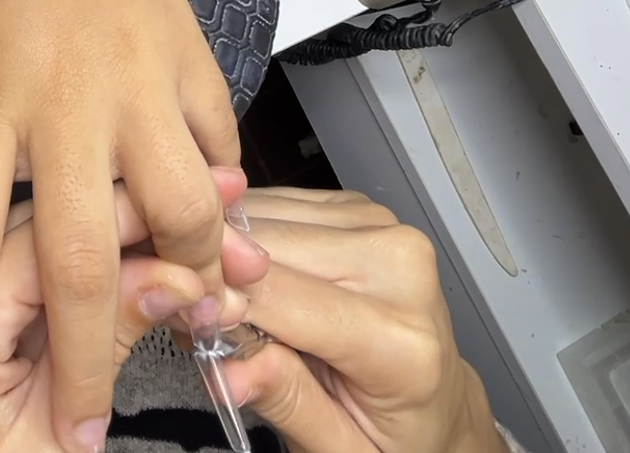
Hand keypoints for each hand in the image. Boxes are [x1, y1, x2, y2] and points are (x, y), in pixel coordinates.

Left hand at [0, 0, 245, 452]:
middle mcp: (65, 102)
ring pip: (180, 208)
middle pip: (78, 257)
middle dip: (83, 359)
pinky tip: (211, 210)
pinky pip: (218, 141)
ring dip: (186, 274)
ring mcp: (135, 79)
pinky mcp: (187, 53)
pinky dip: (222, 188)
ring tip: (182, 314)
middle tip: (84, 422)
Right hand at [218, 190, 507, 452]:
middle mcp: (397, 264)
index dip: (220, 302)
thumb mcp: (343, 452)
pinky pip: (270, 202)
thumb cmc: (391, 436)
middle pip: (260, 244)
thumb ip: (287, 404)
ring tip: (232, 299)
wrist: (440, 402)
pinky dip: (247, 234)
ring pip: (257, 214)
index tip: (190, 322)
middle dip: (217, 274)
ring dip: (228, 250)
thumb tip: (228, 371)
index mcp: (401, 341)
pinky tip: (254, 271)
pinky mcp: (353, 204)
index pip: (275, 294)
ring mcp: (377, 223)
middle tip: (202, 317)